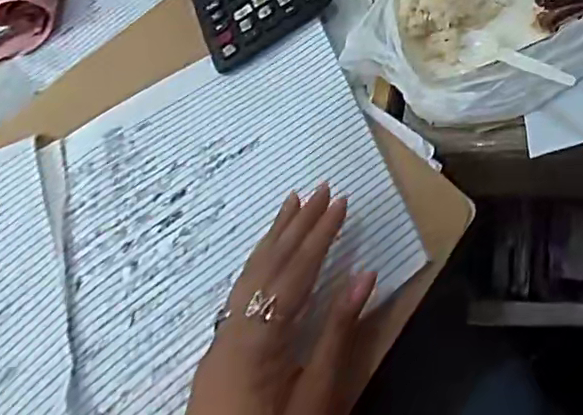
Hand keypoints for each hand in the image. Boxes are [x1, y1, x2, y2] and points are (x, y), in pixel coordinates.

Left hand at [187, 184, 377, 414]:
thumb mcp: (316, 396)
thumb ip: (338, 332)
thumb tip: (365, 274)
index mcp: (258, 340)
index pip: (296, 271)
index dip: (321, 234)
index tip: (341, 201)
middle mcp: (233, 332)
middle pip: (269, 265)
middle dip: (298, 224)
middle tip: (321, 187)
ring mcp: (220, 343)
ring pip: (250, 276)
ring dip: (275, 237)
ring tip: (293, 203)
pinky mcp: (218, 356)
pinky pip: (240, 294)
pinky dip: (258, 264)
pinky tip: (268, 254)